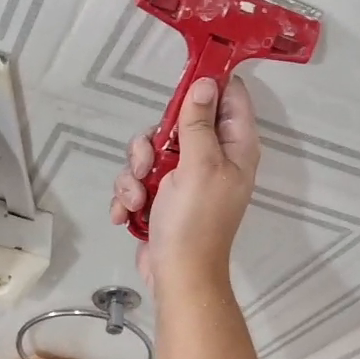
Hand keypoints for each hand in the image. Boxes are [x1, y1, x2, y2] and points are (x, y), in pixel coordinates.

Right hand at [110, 75, 260, 284]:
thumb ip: (199, 123)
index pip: (229, 96)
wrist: (177, 276)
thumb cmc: (194, 223)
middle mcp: (210, 158)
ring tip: (136, 201)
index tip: (180, 90)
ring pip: (149, 153)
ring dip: (133, 176)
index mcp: (233, 147)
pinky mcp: (159, 199)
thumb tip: (206, 82)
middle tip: (147, 164)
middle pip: (177, 123)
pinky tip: (126, 215)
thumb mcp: (200, 166)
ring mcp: (183, 180)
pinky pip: (136, 182)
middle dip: (151, 143)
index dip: (206, 86)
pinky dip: (127, 197)